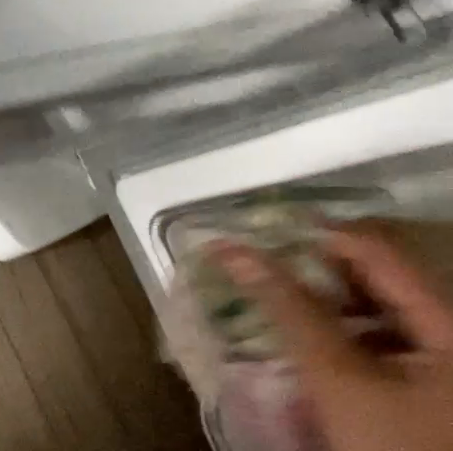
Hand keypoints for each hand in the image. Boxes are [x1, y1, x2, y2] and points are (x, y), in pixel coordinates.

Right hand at [216, 222, 452, 450]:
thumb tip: (230, 248)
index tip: (254, 230)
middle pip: (379, 278)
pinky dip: (344, 330)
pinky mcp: (439, 385)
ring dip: (324, 301)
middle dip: (312, 269)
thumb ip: (285, 304)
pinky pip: (389, 338)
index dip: (311, 234)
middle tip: (257, 266)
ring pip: (381, 309)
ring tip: (275, 302)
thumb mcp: (334, 374)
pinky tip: (311, 340)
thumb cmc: (393, 440)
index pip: (375, 251)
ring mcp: (449, 361)